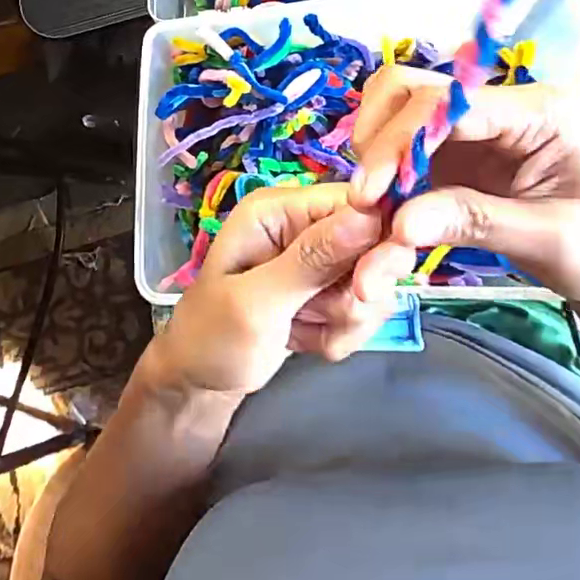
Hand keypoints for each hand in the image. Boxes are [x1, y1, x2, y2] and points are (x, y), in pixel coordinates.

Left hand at [149, 184, 415, 394]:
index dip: (378, 237)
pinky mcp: (329, 288)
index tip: (366, 286)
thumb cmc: (212, 335)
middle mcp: (302, 224)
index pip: (354, 201)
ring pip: (376, 279)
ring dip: (349, 317)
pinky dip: (344, 332)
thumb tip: (367, 217)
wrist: (201, 378)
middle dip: (361, 289)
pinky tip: (307, 339)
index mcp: (278, 209)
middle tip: (335, 316)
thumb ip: (310, 260)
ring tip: (302, 330)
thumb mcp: (256, 301)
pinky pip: (366, 306)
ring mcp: (318, 256)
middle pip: (375, 240)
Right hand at [348, 65, 579, 304]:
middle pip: (413, 86)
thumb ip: (474, 222)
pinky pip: (405, 142)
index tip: (369, 193)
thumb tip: (399, 224)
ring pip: (399, 106)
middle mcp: (503, 103)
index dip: (400, 141)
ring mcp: (478, 123)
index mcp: (541, 110)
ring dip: (375, 149)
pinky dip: (384, 169)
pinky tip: (383, 203)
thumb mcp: (551, 240)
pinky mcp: (459, 147)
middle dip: (378, 136)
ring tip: (371, 202)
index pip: (450, 103)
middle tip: (365, 197)